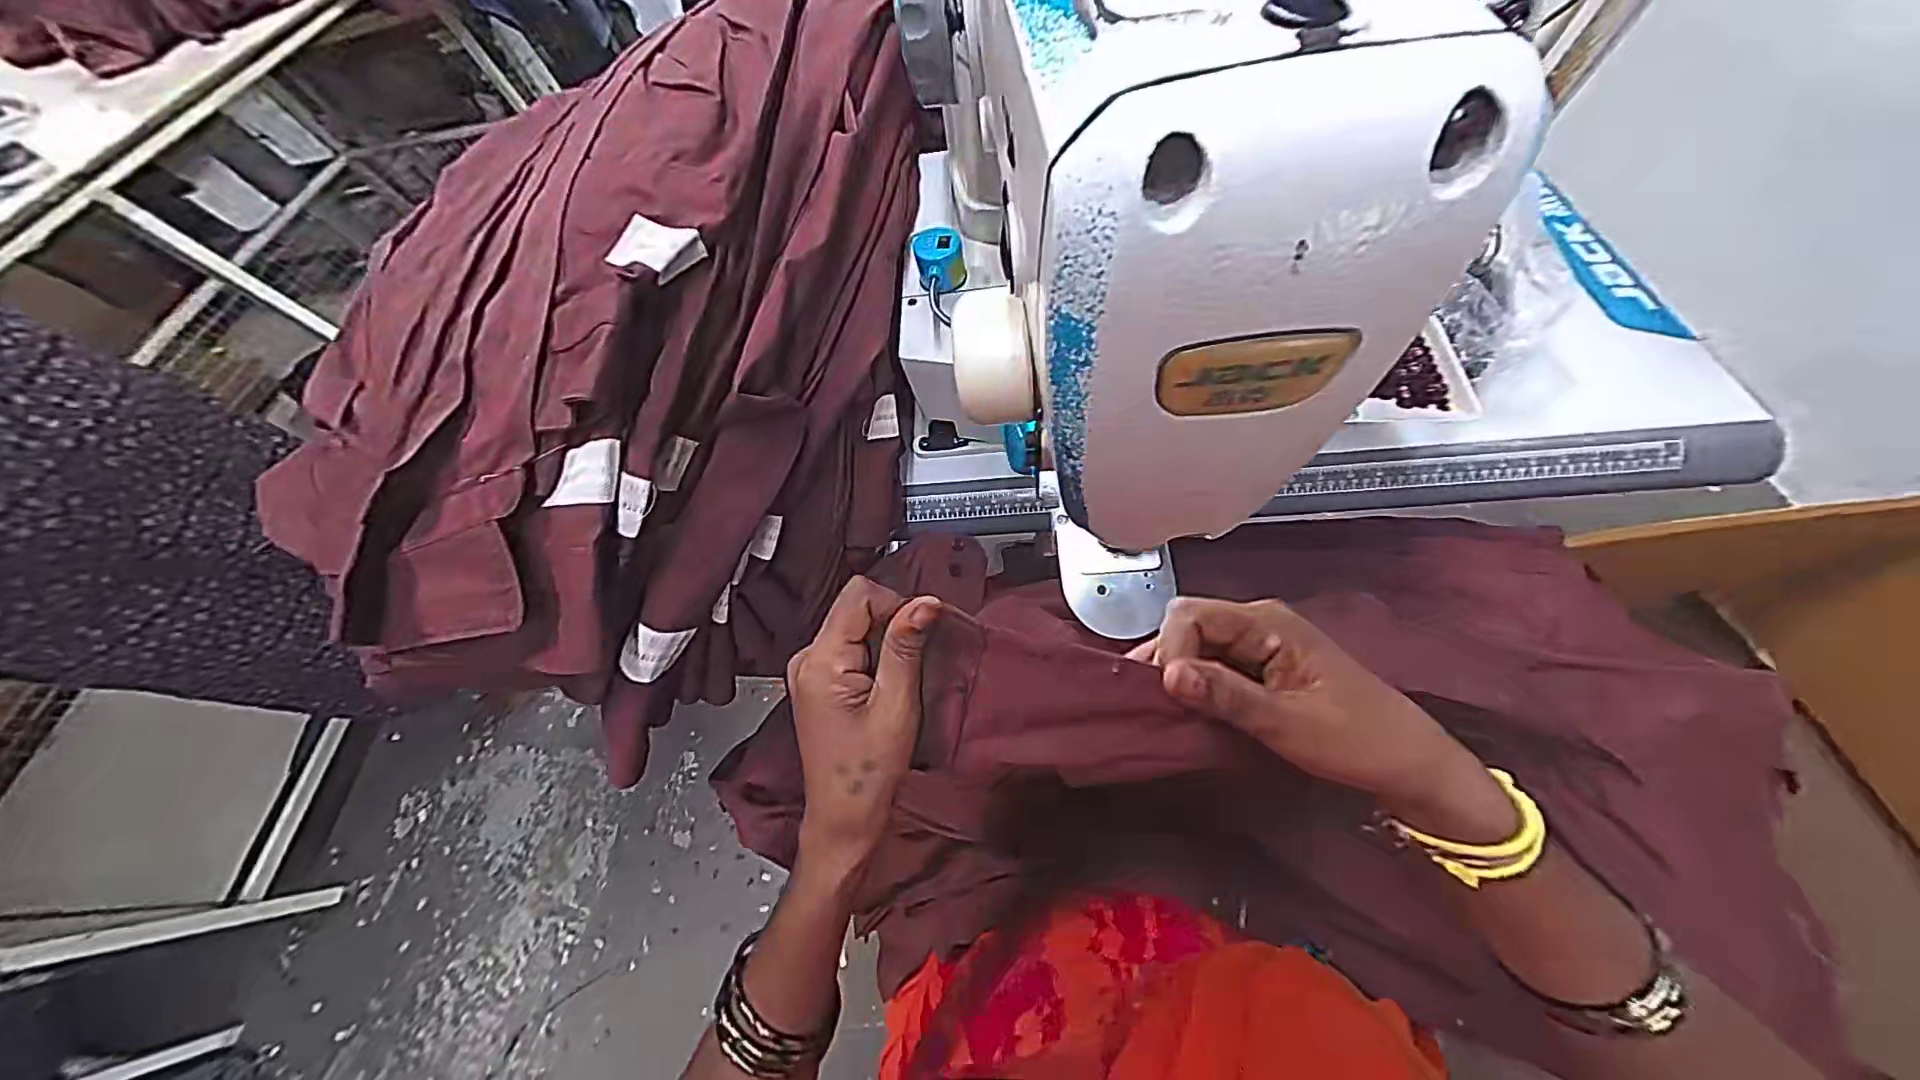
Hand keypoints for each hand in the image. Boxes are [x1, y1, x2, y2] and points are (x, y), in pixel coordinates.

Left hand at [785, 576, 941, 876]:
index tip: (915, 637)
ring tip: (894, 681)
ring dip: (883, 641)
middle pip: (855, 606)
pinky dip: (873, 654)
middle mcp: (805, 658)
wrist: (844, 816)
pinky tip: (882, 686)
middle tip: (907, 665)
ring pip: (855, 623)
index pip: (859, 595)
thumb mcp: (896, 704)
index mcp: (820, 660)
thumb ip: (906, 646)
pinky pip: (849, 644)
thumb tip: (925, 602)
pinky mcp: (816, 679)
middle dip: (890, 623)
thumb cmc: (868, 771)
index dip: (895, 605)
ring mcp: (807, 668)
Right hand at [1129, 597, 1510, 836]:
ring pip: (1194, 647)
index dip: (1170, 648)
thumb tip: (1169, 676)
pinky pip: (1210, 666)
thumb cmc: (1359, 742)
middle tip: (1153, 704)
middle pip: (1187, 626)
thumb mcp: (1288, 723)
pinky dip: (1192, 686)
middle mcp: (1258, 624)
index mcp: (1268, 623)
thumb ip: (1226, 696)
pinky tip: (1182, 710)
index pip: (1190, 615)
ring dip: (1176, 675)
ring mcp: (1257, 645)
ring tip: (1161, 709)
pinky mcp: (1257, 668)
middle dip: (1165, 660)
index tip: (1167, 692)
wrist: (1412, 766)